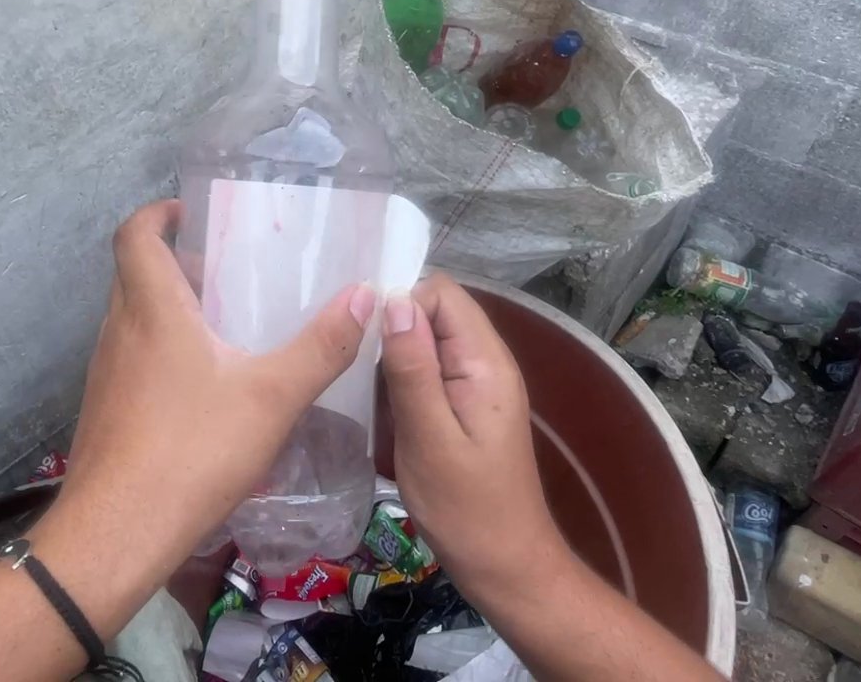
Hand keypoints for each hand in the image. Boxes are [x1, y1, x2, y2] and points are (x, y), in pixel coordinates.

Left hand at [31, 200, 374, 624]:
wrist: (116, 534)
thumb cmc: (191, 449)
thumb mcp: (271, 396)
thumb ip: (321, 347)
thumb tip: (365, 296)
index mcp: (151, 307)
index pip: (134, 234)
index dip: (157, 213)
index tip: (191, 213)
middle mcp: (119, 328)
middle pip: (134, 271)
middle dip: (174, 258)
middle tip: (224, 267)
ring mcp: (106, 371)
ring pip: (132, 314)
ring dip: (167, 304)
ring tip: (222, 320)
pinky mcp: (105, 407)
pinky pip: (131, 354)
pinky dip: (160, 346)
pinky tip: (201, 382)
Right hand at [381, 274, 561, 595]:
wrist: (504, 567)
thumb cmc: (466, 508)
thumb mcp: (430, 438)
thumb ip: (412, 368)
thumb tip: (394, 300)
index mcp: (484, 361)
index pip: (440, 293)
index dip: (400, 301)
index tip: (364, 333)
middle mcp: (484, 360)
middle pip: (433, 310)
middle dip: (393, 324)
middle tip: (355, 360)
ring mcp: (474, 382)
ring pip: (426, 337)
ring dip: (393, 352)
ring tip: (361, 381)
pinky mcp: (461, 402)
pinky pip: (426, 366)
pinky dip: (401, 375)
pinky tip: (380, 400)